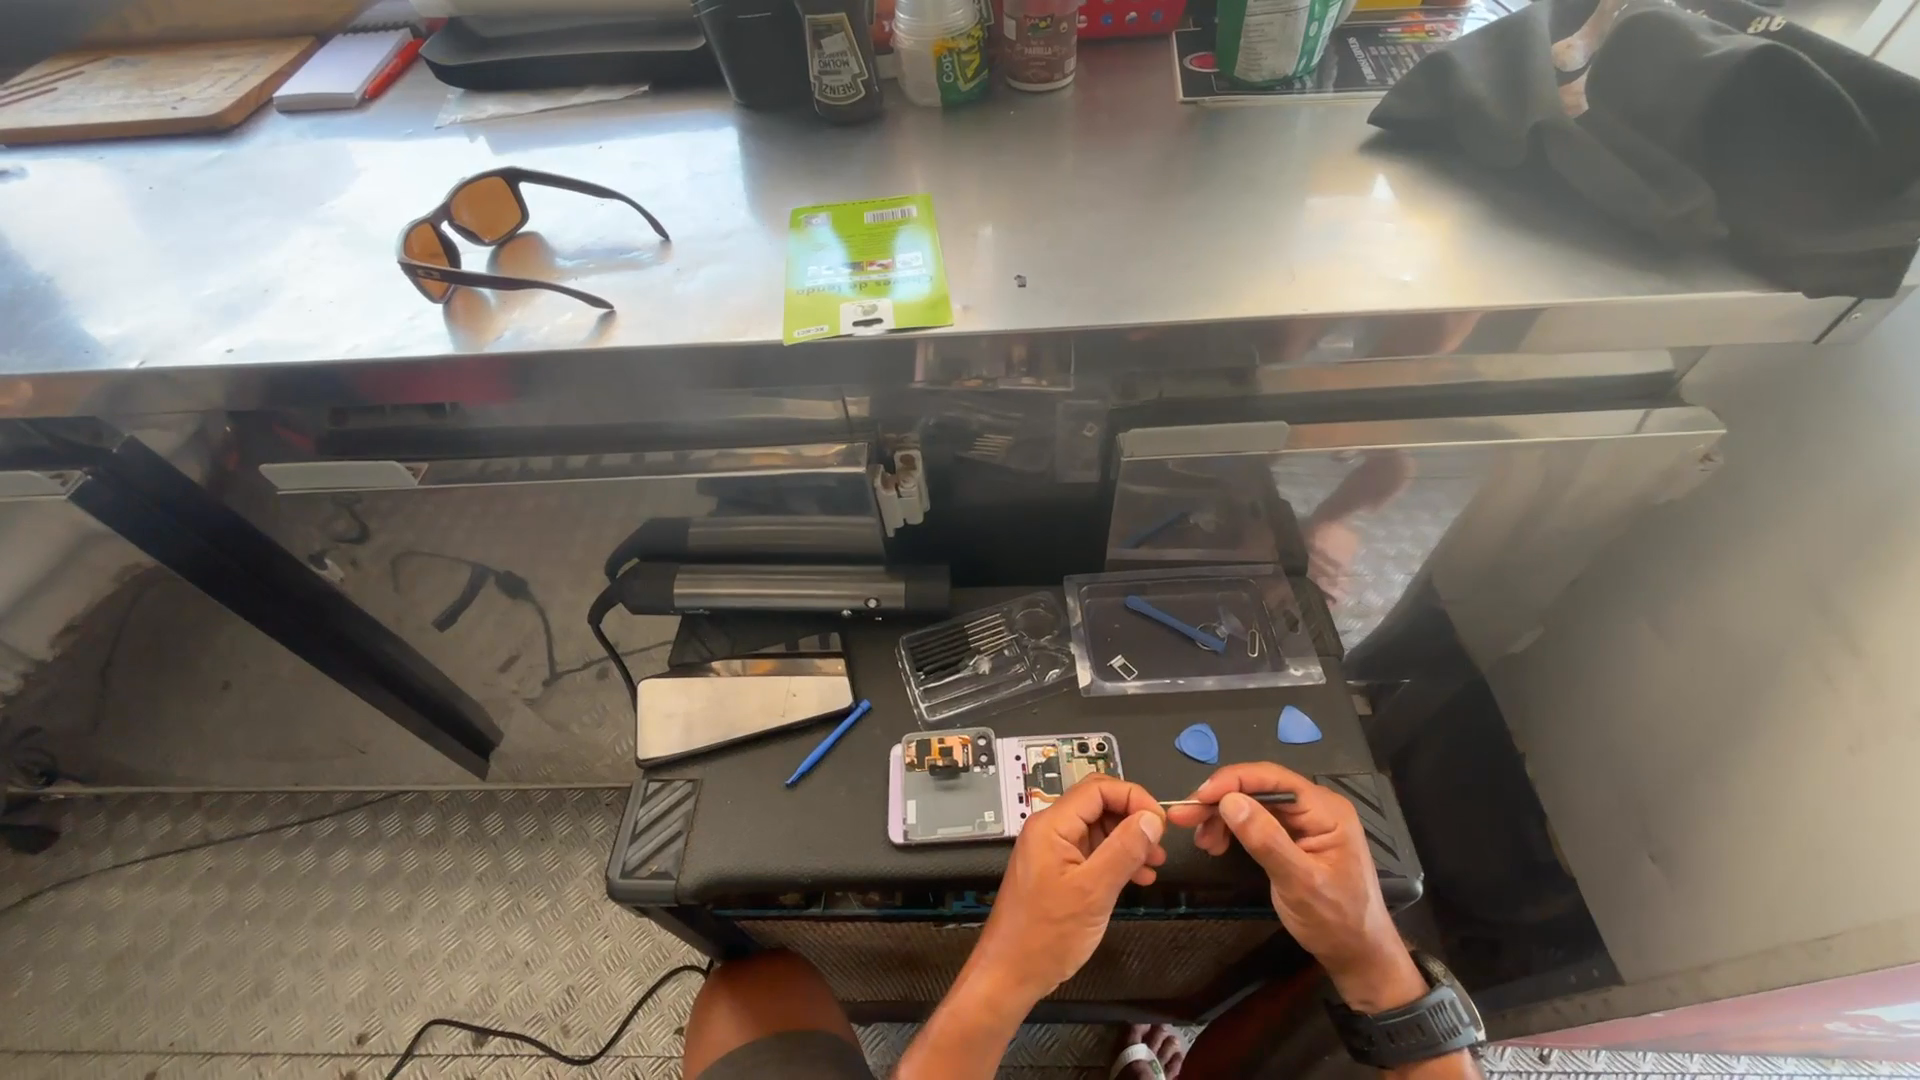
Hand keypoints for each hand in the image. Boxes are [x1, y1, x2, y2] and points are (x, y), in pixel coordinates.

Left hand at [972, 774, 1167, 1002]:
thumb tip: (1151, 818)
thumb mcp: (1093, 891)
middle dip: (1133, 818)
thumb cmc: (1045, 936)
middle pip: (1098, 804)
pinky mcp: (1057, 870)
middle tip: (1160, 844)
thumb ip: (1124, 850)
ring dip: (1128, 840)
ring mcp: (1053, 850)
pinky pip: (1092, 851)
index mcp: (1051, 825)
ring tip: (1154, 863)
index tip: (1161, 822)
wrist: (1010, 974)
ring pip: (1098, 828)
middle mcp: (1049, 830)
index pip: (1098, 788)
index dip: (1134, 798)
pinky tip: (1137, 876)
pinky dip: (1116, 858)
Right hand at [1165, 763, 1425, 1013]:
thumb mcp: (1299, 884)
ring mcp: (1303, 821)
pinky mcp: (1291, 836)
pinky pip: (1255, 820)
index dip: (1231, 782)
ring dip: (1222, 817)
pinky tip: (1215, 844)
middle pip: (1257, 788)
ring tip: (1203, 842)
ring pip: (1251, 803)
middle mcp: (1314, 807)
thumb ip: (1266, 840)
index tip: (1197, 799)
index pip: (1271, 778)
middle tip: (1185, 819)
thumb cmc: (1336, 923)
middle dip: (1219, 801)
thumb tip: (1229, 801)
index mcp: (1325, 809)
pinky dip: (1231, 829)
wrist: (1358, 958)